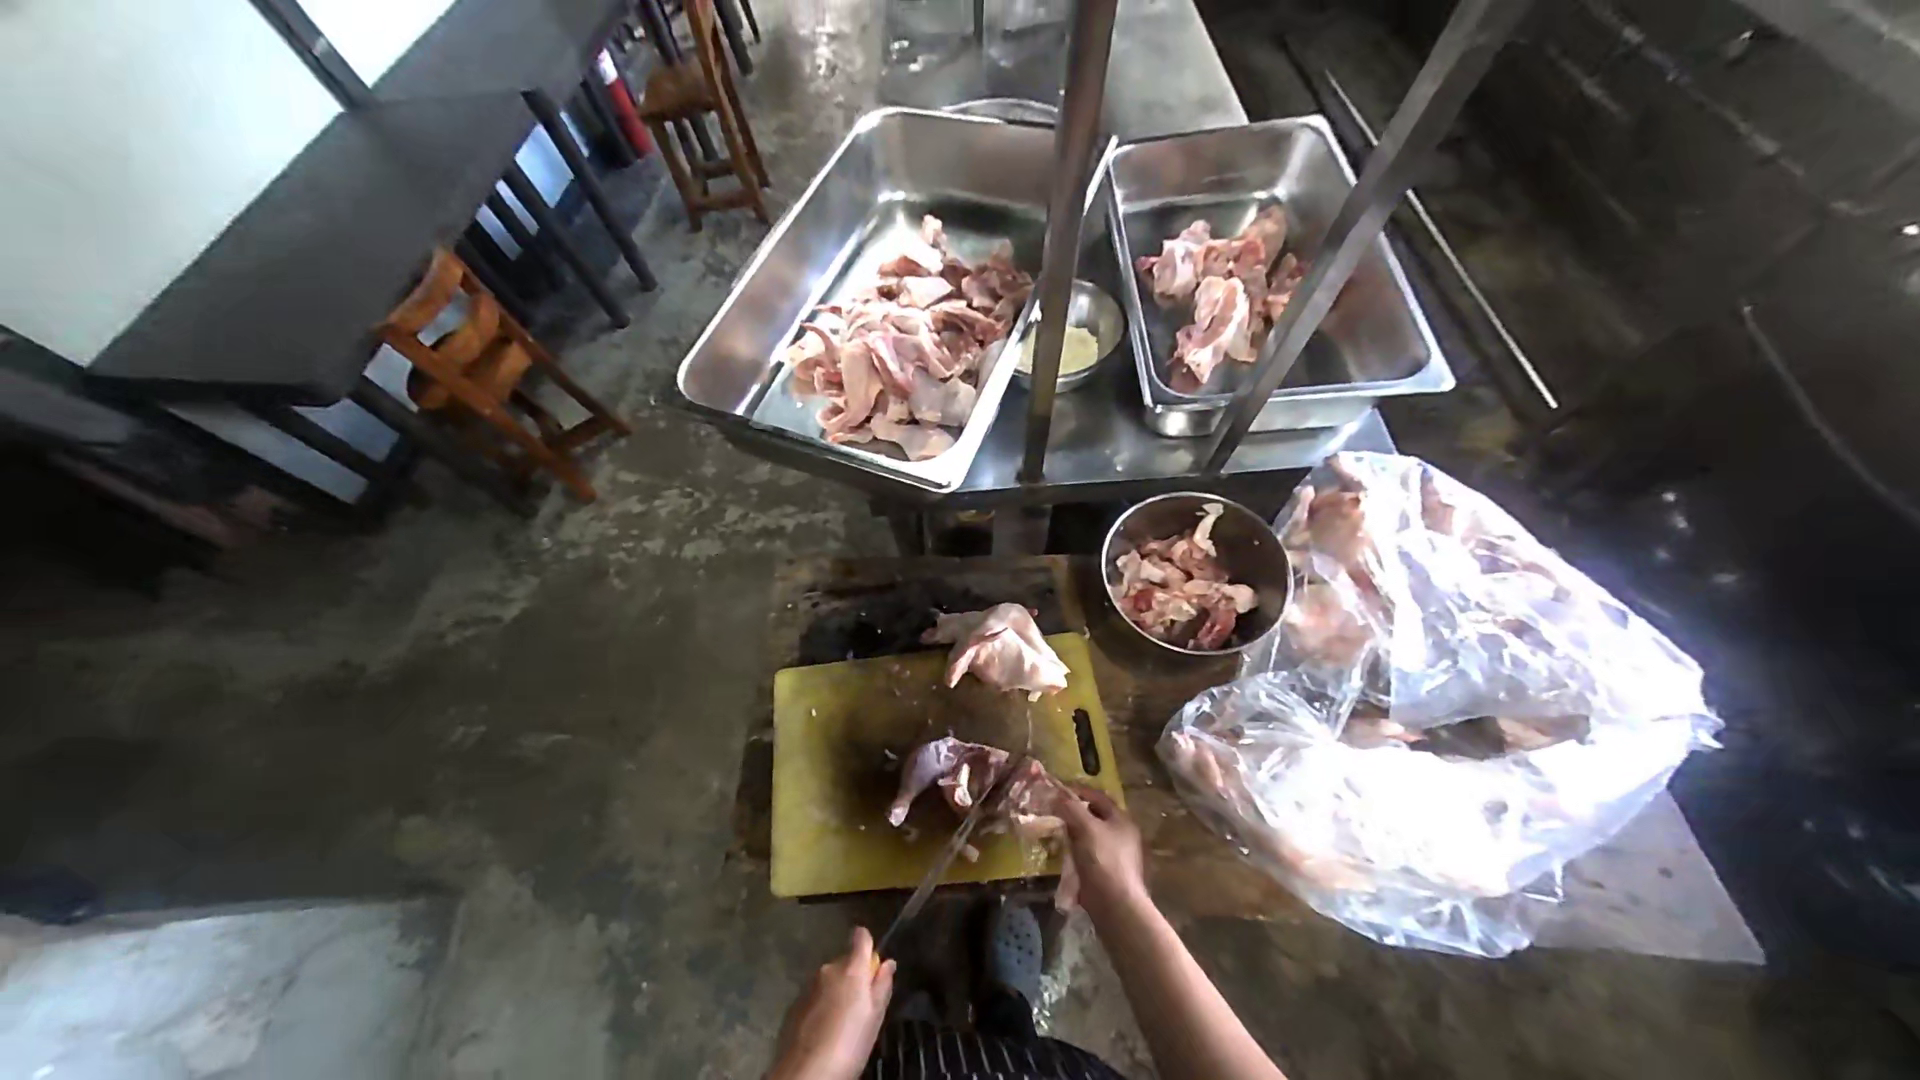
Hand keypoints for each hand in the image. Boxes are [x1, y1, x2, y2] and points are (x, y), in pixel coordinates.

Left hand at [767, 926, 894, 1079]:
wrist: (805, 1074)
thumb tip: (888, 963)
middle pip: (845, 961)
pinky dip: (820, 1005)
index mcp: (852, 968)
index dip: (868, 945)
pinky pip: (814, 995)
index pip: (861, 936)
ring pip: (829, 979)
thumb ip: (883, 985)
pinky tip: (823, 1031)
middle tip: (859, 1006)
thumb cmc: (849, 1045)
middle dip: (853, 976)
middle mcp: (829, 969)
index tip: (872, 964)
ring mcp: (809, 985)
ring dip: (836, 991)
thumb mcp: (875, 1018)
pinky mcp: (794, 1003)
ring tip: (840, 1023)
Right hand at [1059, 786, 1149, 920]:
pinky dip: (1072, 849)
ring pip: (1087, 835)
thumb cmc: (1103, 859)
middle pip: (1092, 816)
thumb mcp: (1086, 827)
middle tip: (1051, 810)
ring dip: (1070, 831)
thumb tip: (1055, 796)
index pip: (1098, 797)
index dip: (1077, 791)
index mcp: (1121, 820)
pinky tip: (1059, 850)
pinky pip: (1085, 853)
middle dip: (1072, 812)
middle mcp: (1120, 834)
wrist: (1115, 904)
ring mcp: (1113, 854)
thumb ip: (1070, 808)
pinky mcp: (1104, 871)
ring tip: (1051, 829)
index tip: (1057, 791)